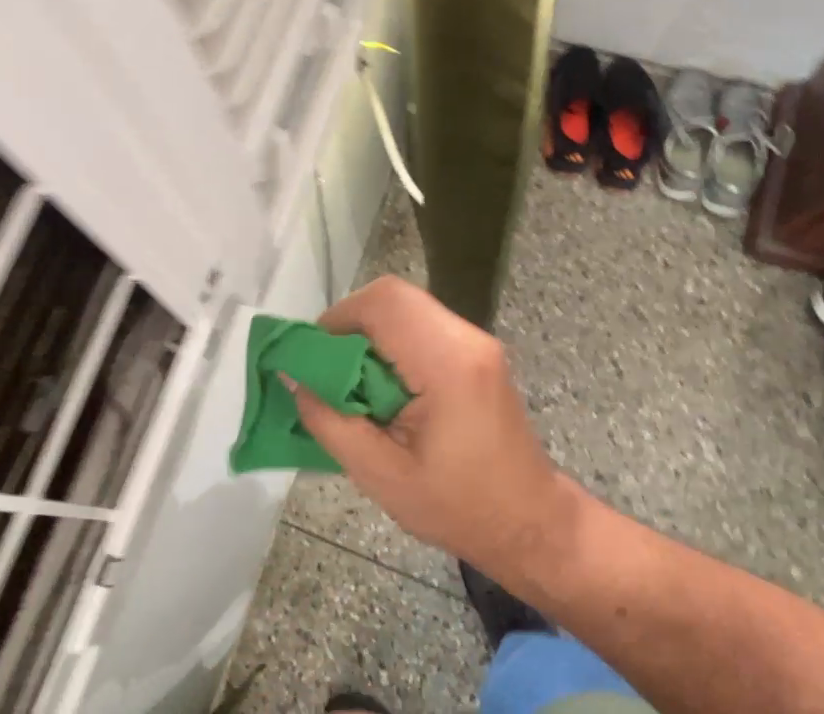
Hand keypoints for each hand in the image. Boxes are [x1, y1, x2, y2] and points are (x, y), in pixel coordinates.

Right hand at [287, 277, 578, 576]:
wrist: (530, 525)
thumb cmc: (459, 508)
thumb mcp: (380, 476)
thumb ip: (330, 421)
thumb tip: (293, 378)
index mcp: (448, 364)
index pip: (383, 304)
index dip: (337, 320)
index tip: (313, 361)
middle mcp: (466, 340)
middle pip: (392, 298)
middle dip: (349, 326)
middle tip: (328, 374)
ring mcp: (474, 344)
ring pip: (404, 310)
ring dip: (369, 337)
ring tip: (353, 386)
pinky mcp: (474, 355)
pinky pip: (419, 328)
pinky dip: (389, 346)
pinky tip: (382, 391)